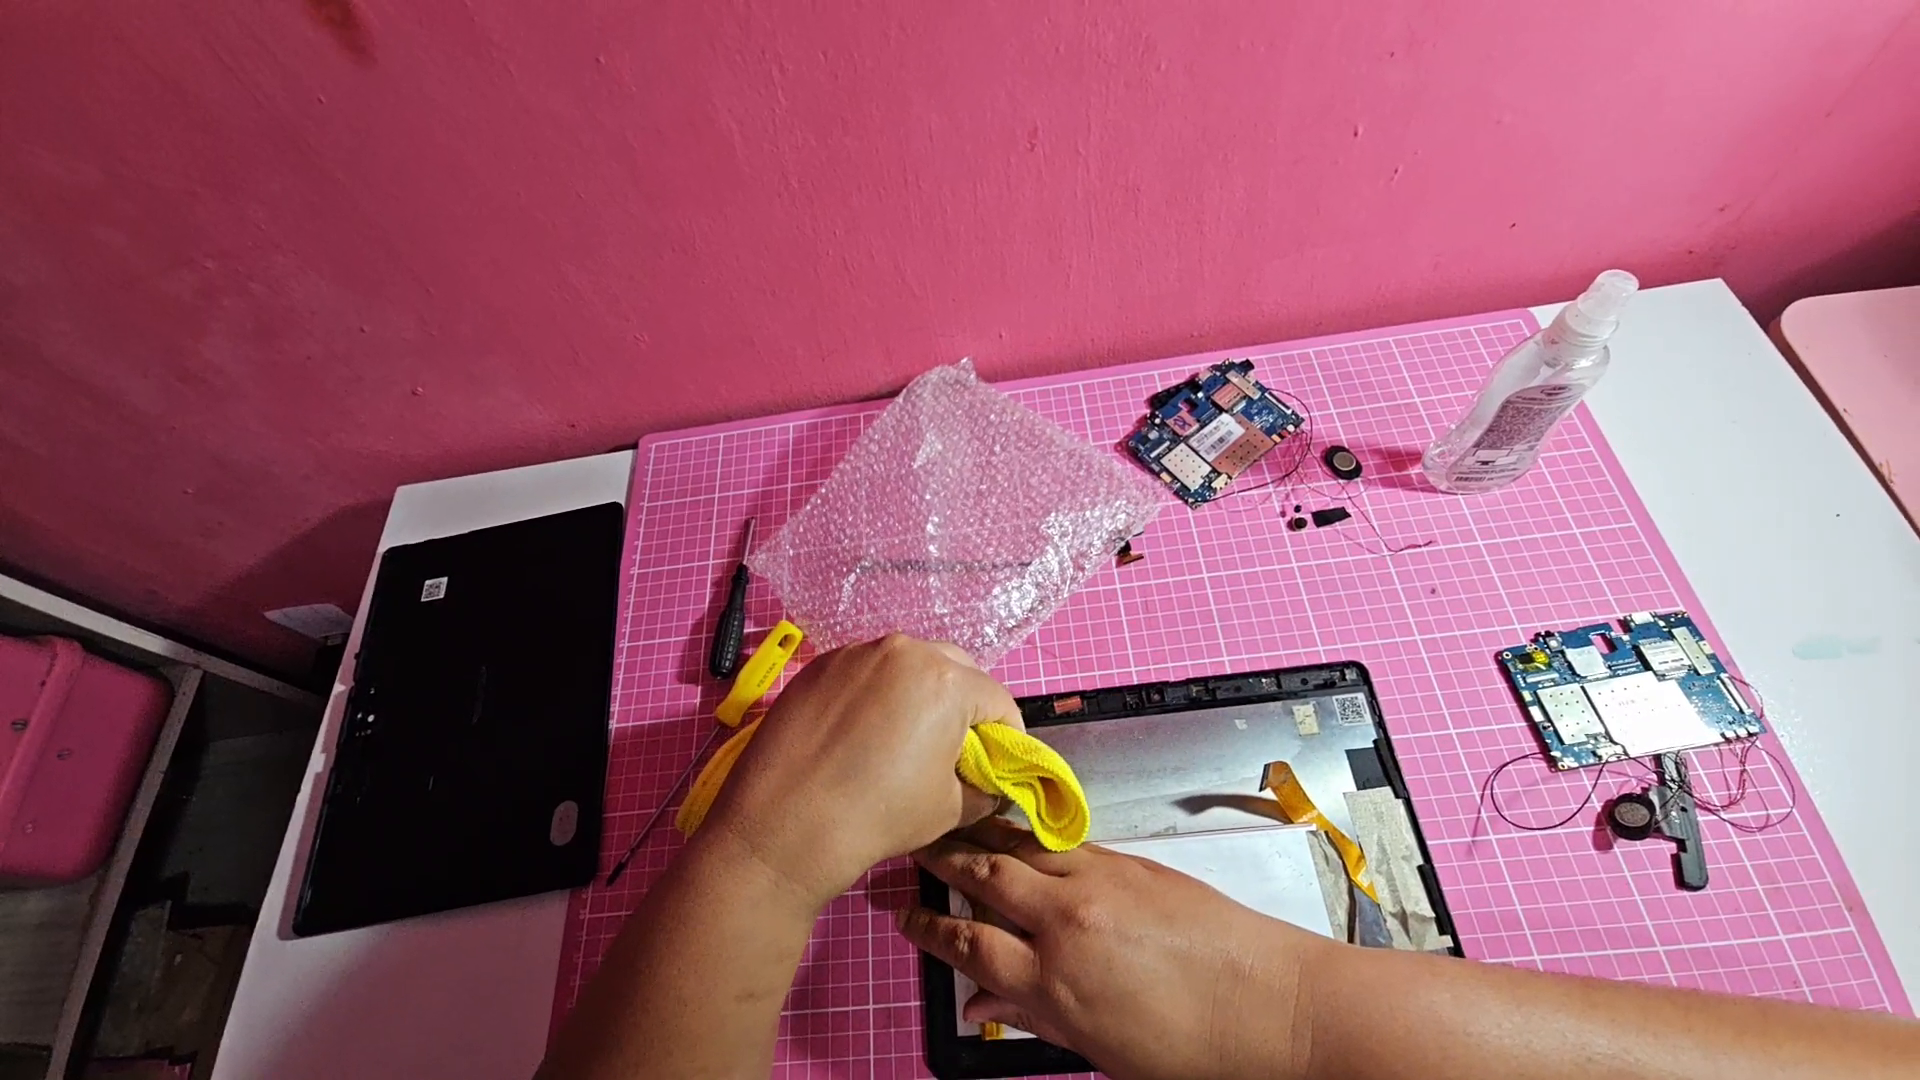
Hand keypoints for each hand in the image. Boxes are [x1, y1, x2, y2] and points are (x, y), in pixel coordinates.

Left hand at [702, 634, 1021, 909]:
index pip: (998, 700)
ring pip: (909, 664)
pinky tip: (859, 732)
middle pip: (957, 669)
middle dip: (966, 703)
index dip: (1007, 735)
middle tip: (952, 746)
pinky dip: (877, 692)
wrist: (782, 825)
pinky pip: (867, 670)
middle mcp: (905, 650)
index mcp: (946, 680)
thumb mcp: (952, 809)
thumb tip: (989, 776)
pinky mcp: (821, 663)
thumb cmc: (878, 816)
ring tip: (901, 736)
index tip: (997, 762)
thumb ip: (985, 784)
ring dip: (920, 692)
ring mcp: (857, 652)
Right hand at [901, 819, 1331, 1079]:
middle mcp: (1067, 920)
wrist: (1272, 1005)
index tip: (904, 915)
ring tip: (953, 824)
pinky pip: (1062, 840)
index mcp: (1055, 983)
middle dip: (942, 860)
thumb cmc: (1190, 1048)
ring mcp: (1097, 881)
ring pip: (1020, 845)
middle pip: (984, 876)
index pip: (967, 944)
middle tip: (914, 849)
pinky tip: (1017, 832)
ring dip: (981, 834)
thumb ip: (1031, 1015)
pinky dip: (1030, 835)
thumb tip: (980, 1003)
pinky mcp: (1125, 859)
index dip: (927, 927)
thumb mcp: (1098, 1048)